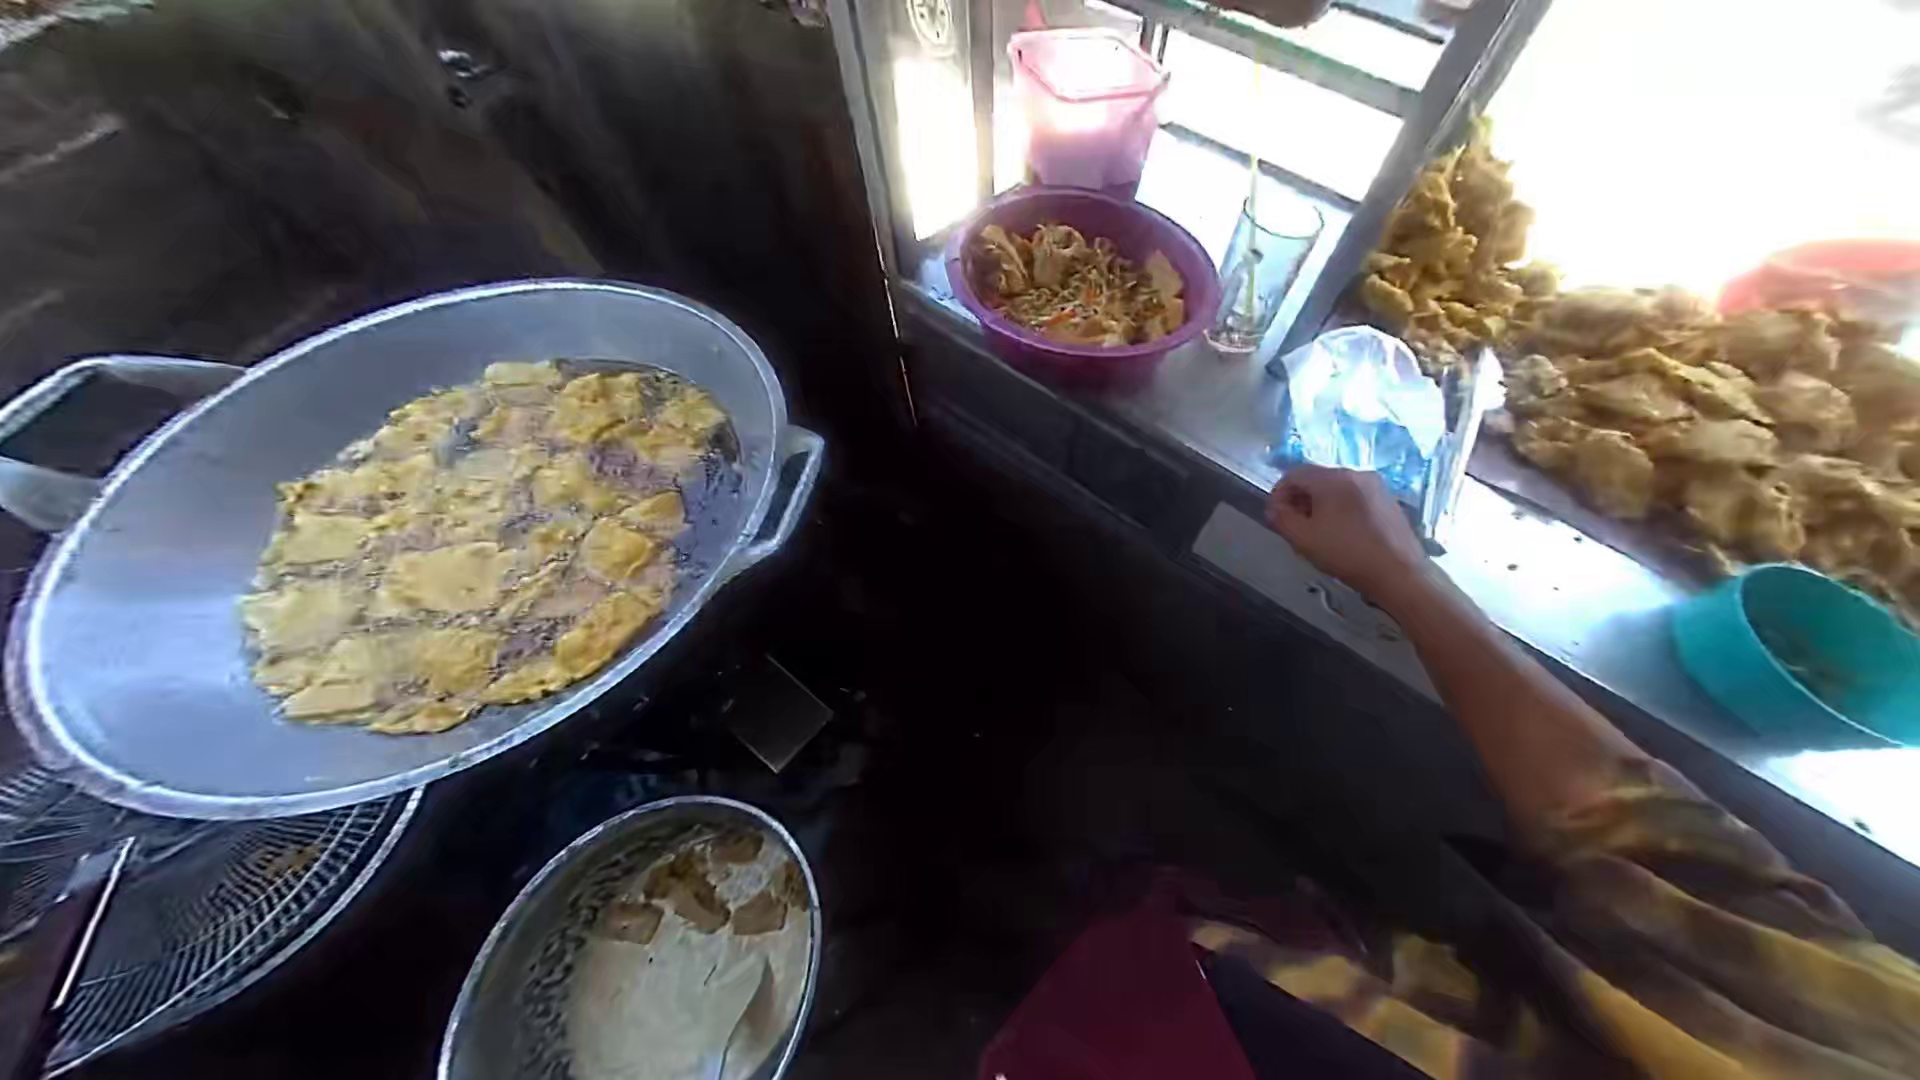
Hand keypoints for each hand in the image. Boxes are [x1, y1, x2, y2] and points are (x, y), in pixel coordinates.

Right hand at [1265, 465, 1432, 604]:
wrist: (1399, 573)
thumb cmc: (1346, 553)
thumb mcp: (1302, 538)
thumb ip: (1280, 517)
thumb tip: (1273, 507)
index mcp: (1333, 479)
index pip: (1294, 474)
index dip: (1278, 493)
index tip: (1275, 515)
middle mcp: (1356, 474)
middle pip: (1316, 478)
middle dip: (1299, 498)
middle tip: (1293, 524)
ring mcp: (1376, 485)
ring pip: (1335, 487)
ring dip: (1318, 503)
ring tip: (1316, 529)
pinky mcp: (1388, 499)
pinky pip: (1353, 495)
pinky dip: (1339, 507)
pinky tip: (1340, 531)